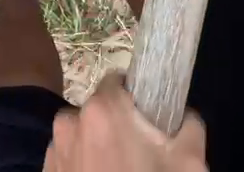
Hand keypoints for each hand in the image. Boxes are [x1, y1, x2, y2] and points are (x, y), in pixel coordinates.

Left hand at [45, 73, 207, 171]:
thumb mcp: (189, 164)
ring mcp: (54, 151)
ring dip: (99, 149)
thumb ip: (188, 126)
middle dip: (118, 127)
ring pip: (83, 136)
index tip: (149, 121)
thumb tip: (182, 116)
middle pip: (100, 111)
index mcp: (102, 109)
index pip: (118, 81)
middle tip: (140, 157)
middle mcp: (70, 121)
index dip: (136, 97)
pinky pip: (69, 160)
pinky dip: (83, 169)